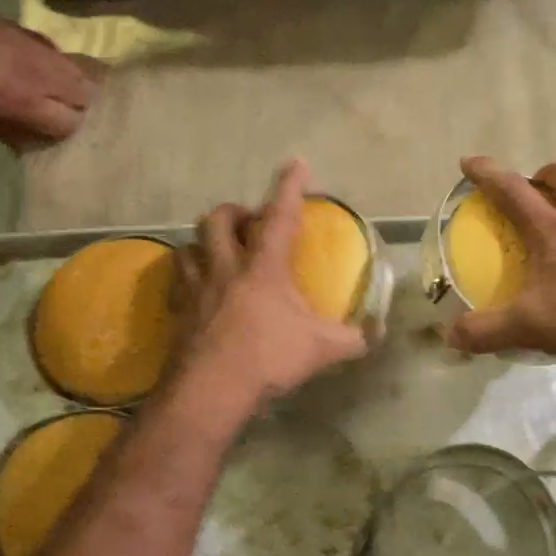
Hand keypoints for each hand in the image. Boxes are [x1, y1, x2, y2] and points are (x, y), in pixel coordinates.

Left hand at [0, 0, 97, 150]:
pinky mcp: (31, 33)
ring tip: (68, 100)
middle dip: (84, 111)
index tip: (59, 140)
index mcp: (22, 100)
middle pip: (89, 97)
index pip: (73, 124)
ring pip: (84, 74)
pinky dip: (65, 70)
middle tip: (71, 121)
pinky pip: (63, 57)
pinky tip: (47, 76)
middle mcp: (41, 74)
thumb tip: (37, 143)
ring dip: (80, 90)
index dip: (69, 134)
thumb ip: (9, 129)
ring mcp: (39, 49)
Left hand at [171, 161, 367, 403]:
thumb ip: (354, 338)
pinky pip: (177, 282)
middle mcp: (226, 268)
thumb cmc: (269, 359)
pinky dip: (188, 277)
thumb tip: (378, 332)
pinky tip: (199, 290)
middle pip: (219, 220)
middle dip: (235, 212)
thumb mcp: (323, 349)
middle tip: (251, 224)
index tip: (297, 164)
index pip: (280, 217)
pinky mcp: (178, 312)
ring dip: (205, 242)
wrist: (210, 391)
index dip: (289, 188)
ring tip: (220, 253)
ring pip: (189, 246)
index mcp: (264, 268)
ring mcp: (196, 289)